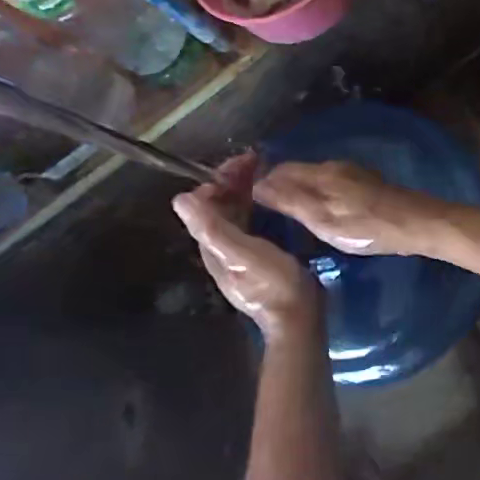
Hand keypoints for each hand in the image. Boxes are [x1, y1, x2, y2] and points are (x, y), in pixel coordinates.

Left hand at [173, 154, 320, 338]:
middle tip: (257, 159)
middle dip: (234, 180)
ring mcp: (241, 253)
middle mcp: (222, 248)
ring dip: (245, 189)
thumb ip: (212, 228)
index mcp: (213, 245)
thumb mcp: (242, 253)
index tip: (244, 161)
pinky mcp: (261, 256)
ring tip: (265, 170)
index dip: (221, 177)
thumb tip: (180, 200)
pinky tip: (272, 197)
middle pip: (221, 206)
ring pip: (236, 212)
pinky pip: (251, 221)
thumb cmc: (273, 284)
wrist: (299, 320)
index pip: (207, 202)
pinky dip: (257, 203)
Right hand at [252, 161, 450, 257]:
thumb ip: (291, 202)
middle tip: (261, 209)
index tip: (244, 199)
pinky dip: (316, 195)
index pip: (280, 170)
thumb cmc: (367, 226)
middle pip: (297, 172)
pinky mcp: (366, 186)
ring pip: (314, 179)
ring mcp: (352, 175)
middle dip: (277, 185)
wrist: (418, 223)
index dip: (261, 181)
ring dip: (297, 191)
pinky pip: (330, 185)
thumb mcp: (323, 219)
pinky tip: (317, 212)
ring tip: (285, 213)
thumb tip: (258, 185)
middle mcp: (334, 167)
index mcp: (321, 173)